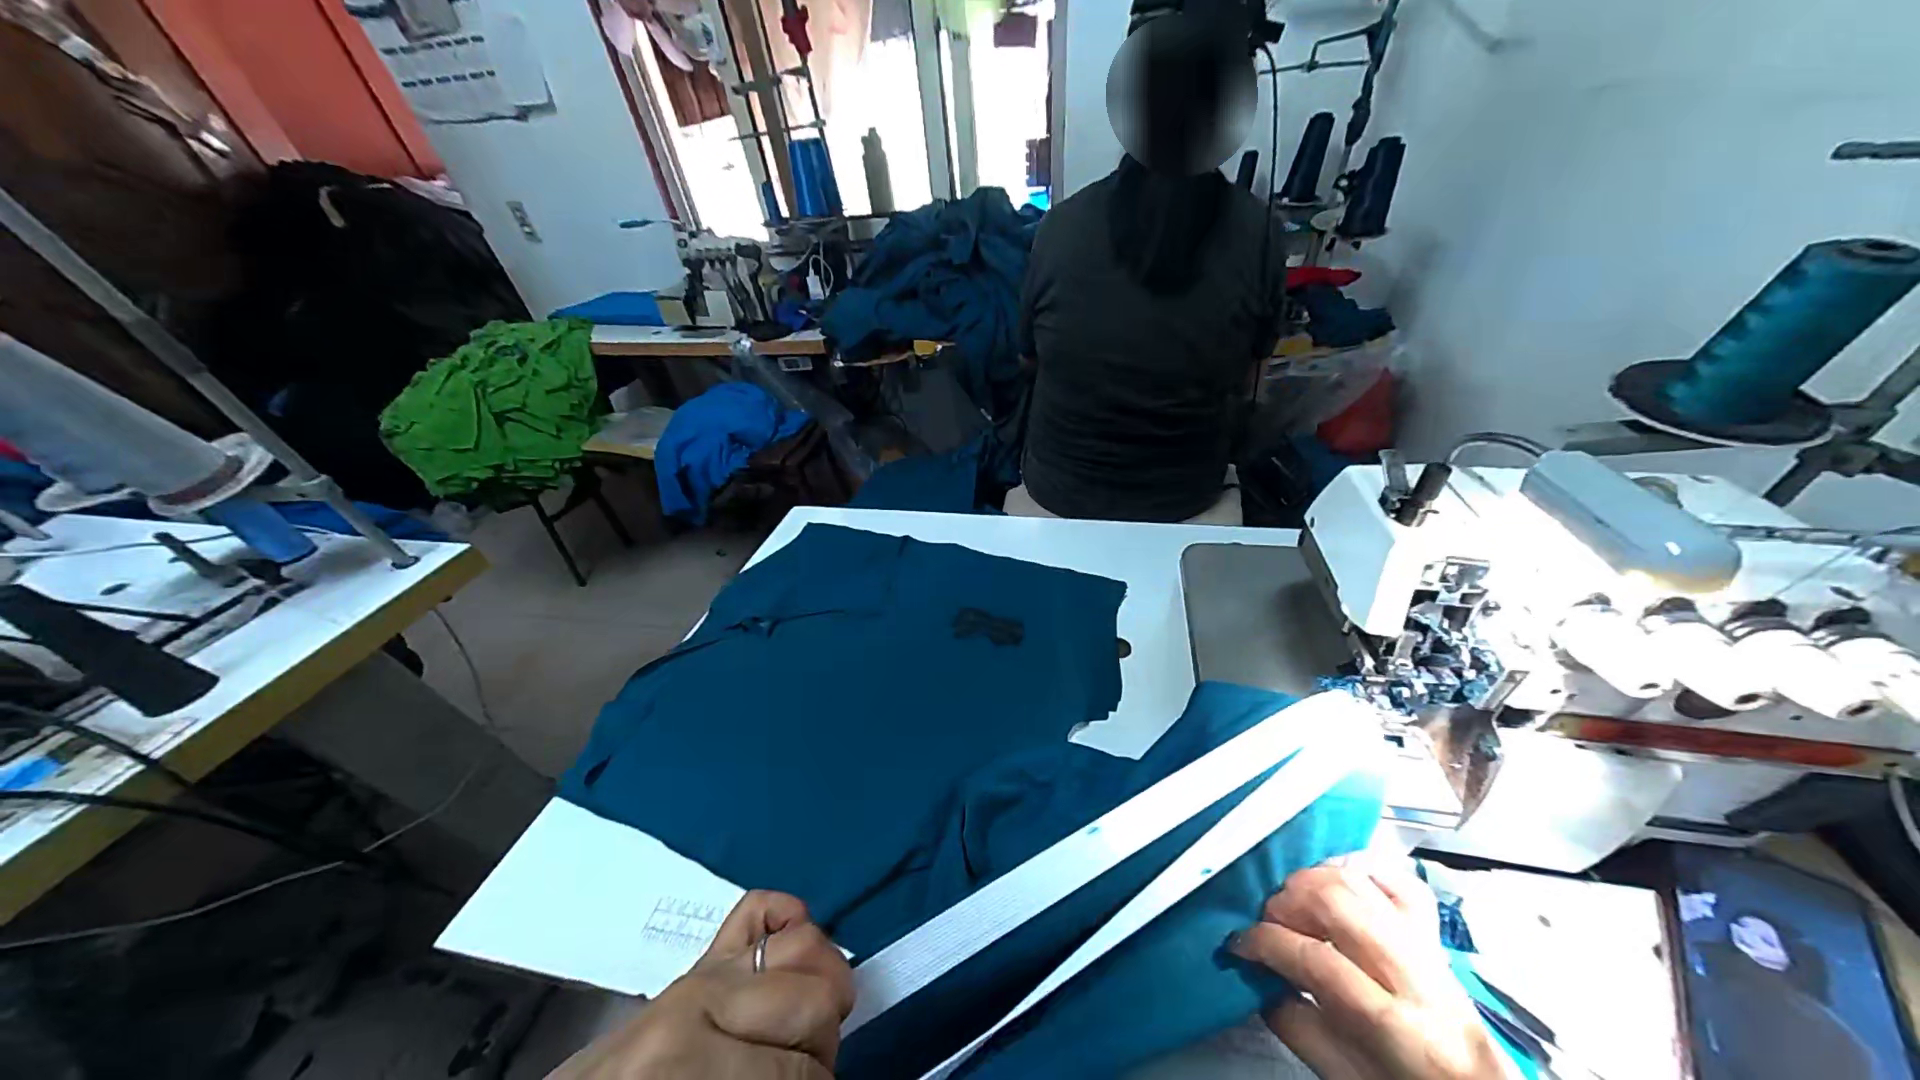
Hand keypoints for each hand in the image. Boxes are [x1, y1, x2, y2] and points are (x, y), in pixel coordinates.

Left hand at [548, 890, 853, 1079]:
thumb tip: (818, 1072)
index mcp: (684, 1057)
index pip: (802, 1069)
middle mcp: (699, 998)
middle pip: (813, 1000)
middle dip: (822, 1045)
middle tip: (803, 1071)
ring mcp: (703, 967)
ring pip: (805, 944)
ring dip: (819, 991)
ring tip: (801, 1034)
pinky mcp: (704, 954)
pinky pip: (760, 907)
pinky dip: (788, 922)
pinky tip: (787, 966)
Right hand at [1230, 861, 1512, 1079]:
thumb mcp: (1346, 1078)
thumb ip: (1296, 1027)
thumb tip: (1256, 975)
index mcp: (1398, 1027)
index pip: (1319, 961)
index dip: (1266, 943)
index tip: (1238, 944)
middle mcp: (1418, 976)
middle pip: (1339, 903)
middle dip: (1286, 902)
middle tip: (1266, 921)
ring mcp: (1428, 946)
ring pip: (1359, 880)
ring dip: (1310, 881)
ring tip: (1292, 905)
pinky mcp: (1433, 932)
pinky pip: (1395, 878)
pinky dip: (1356, 868)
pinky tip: (1332, 882)